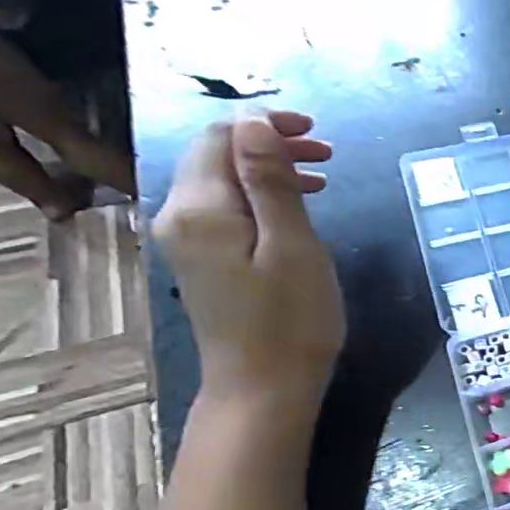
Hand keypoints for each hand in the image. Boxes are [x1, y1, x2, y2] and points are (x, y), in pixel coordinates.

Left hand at [151, 112, 340, 420]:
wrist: (263, 387)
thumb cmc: (291, 320)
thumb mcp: (293, 247)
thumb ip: (270, 183)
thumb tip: (255, 123)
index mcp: (201, 208)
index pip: (222, 139)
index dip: (265, 124)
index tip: (315, 129)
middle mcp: (181, 217)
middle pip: (217, 159)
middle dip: (269, 146)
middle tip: (328, 153)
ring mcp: (188, 243)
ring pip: (223, 185)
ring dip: (268, 173)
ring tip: (320, 178)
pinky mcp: (204, 264)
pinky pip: (227, 212)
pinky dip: (261, 201)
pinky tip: (293, 213)